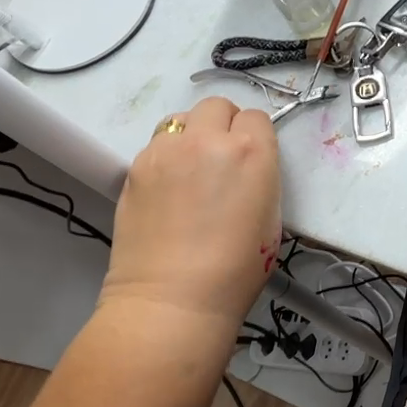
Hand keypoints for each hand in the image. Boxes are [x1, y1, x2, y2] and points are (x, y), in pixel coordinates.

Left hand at [102, 97, 281, 325]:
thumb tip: (246, 170)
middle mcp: (207, 140)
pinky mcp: (135, 169)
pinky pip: (156, 146)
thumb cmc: (236, 269)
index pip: (255, 117)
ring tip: (191, 169)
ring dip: (191, 135)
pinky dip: (166, 157)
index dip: (255, 137)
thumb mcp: (271, 218)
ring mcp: (166, 152)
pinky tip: (168, 190)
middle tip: (221, 157)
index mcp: (251, 151)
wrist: (173, 300)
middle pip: (216, 106)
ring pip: (180, 120)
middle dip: (223, 124)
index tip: (252, 158)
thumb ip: (260, 178)